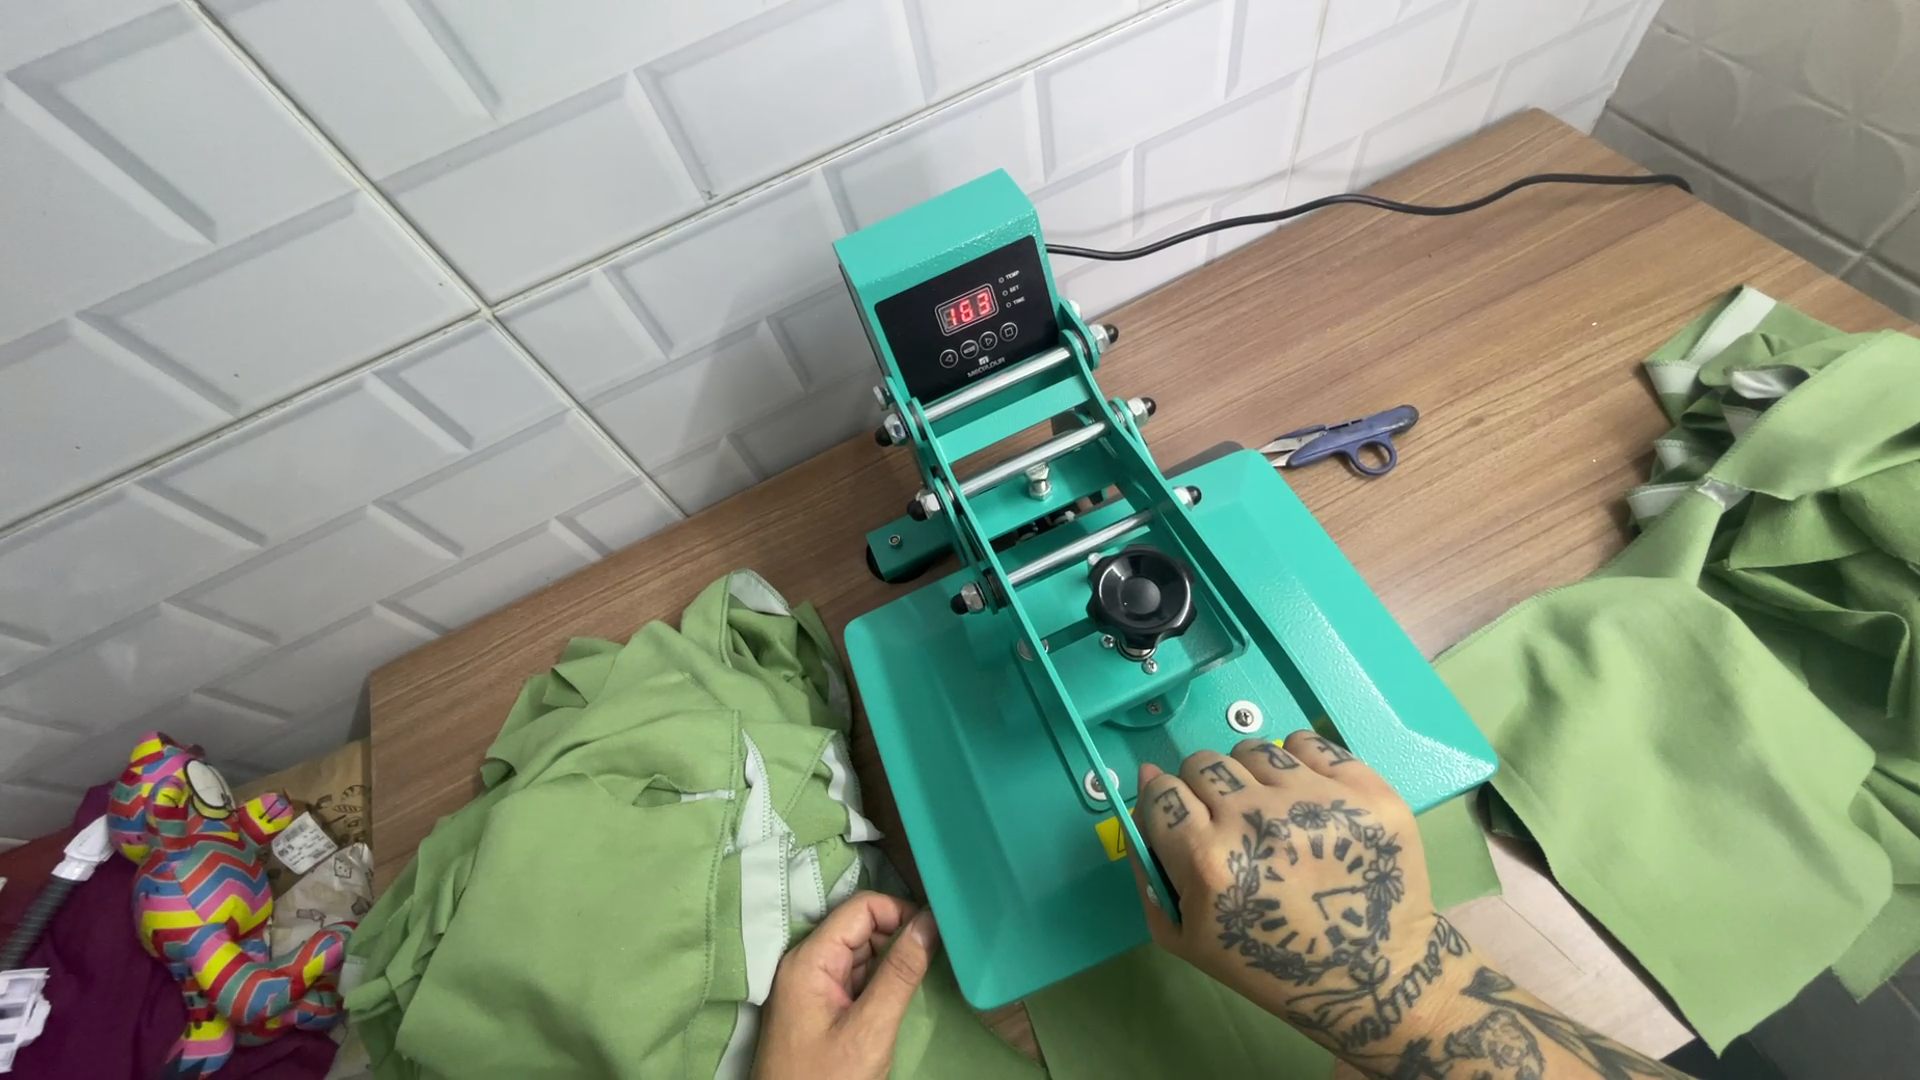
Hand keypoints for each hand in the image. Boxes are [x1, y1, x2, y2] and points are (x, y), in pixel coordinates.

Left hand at [751, 891, 939, 1079]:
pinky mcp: (819, 1009)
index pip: (861, 908)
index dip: (898, 913)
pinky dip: (879, 981)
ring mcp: (811, 987)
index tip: (932, 932)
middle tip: (932, 958)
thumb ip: (900, 972)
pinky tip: (898, 997)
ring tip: (919, 978)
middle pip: (860, 927)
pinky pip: (855, 977)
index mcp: (810, 959)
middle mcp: (806, 964)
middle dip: (897, 936)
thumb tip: (929, 921)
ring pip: (860, 952)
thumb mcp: (870, 1030)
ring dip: (891, 960)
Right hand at [1129, 732, 1467, 1051]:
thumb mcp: (1184, 934)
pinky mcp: (1363, 792)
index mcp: (1208, 861)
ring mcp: (1314, 802)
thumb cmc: (1270, 963)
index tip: (1188, 824)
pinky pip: (1306, 741)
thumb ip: (1146, 859)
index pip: (1161, 791)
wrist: (1377, 981)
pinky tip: (1308, 797)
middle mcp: (1257, 822)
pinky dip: (1299, 761)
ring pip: (1251, 748)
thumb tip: (1147, 778)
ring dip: (1251, 775)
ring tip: (1272, 811)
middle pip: (1202, 764)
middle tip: (1233, 826)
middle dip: (1206, 791)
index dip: (1168, 806)